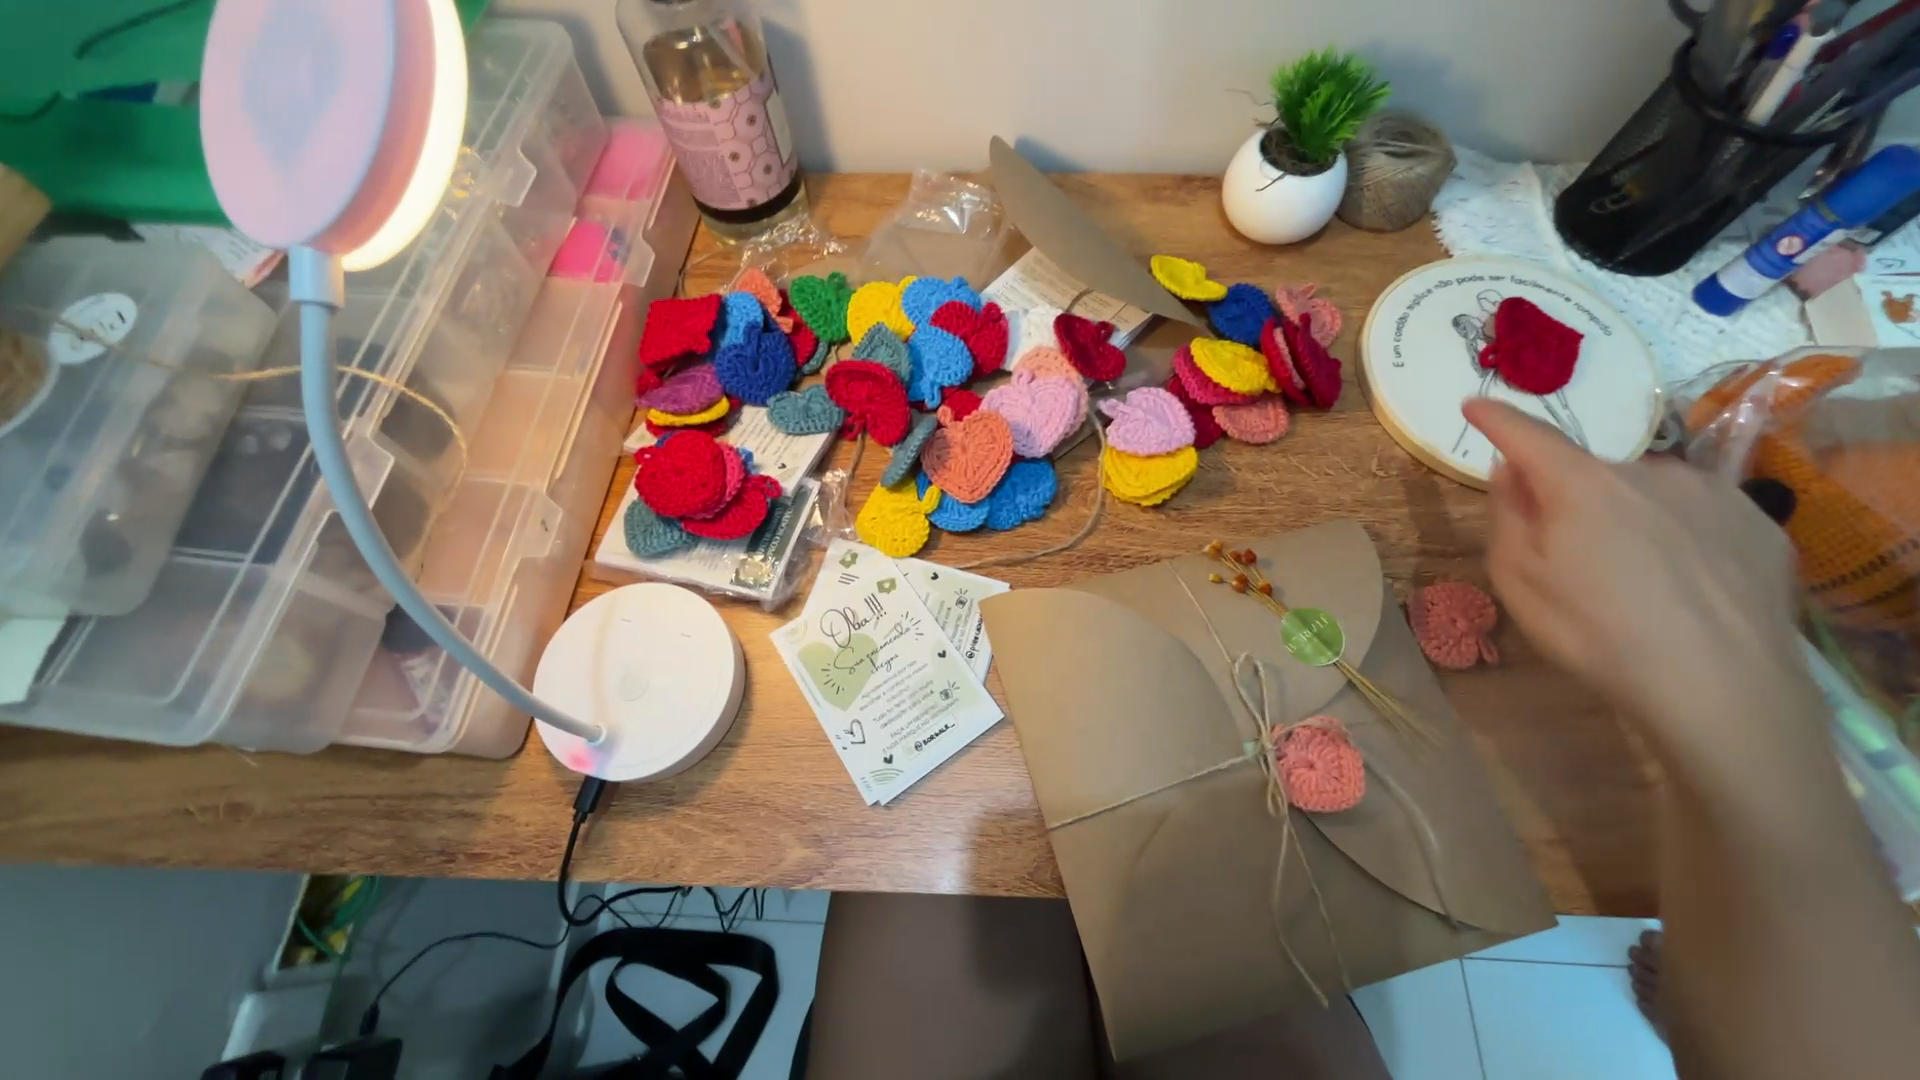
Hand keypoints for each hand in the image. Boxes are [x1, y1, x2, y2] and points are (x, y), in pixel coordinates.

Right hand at [1464, 399, 1812, 757]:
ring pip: (1646, 492)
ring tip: (1631, 577)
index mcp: (1581, 483)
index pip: (1527, 434)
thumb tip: (1511, 469)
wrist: (1719, 687)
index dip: (1496, 418)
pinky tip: (1681, 583)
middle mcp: (1648, 471)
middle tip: (1564, 554)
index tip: (1474, 402)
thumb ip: (1507, 513)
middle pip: (1588, 473)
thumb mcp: (1517, 578)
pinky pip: (1697, 515)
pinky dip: (1677, 535)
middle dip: (1568, 497)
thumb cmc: (1593, 631)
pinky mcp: (1759, 524)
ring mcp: (1711, 493)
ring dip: (1625, 515)